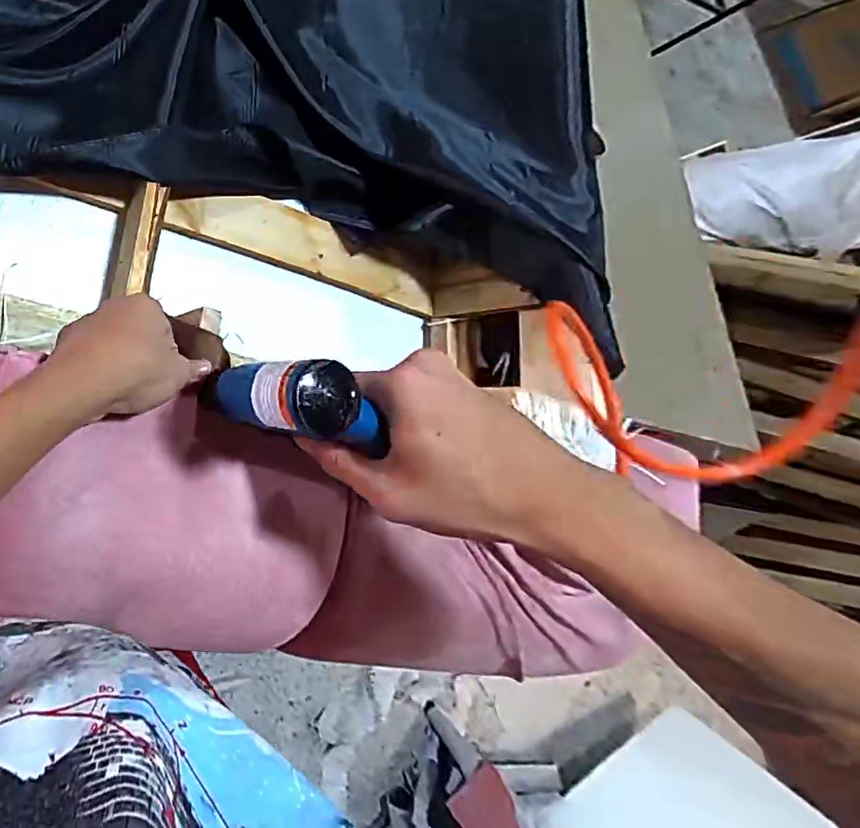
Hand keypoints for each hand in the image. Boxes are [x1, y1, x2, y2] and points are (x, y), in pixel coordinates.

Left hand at [45, 294, 213, 416]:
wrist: (81, 382)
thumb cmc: (136, 372)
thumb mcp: (176, 376)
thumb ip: (192, 368)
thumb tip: (204, 365)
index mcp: (148, 305)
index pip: (166, 328)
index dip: (167, 353)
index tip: (162, 372)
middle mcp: (117, 303)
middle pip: (137, 330)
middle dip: (140, 350)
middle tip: (141, 380)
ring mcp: (90, 317)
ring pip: (111, 339)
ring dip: (115, 355)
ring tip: (116, 384)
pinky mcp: (68, 336)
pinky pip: (89, 350)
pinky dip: (92, 362)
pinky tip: (95, 382)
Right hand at [294, 348, 625, 549]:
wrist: (555, 499)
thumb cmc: (466, 495)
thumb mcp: (389, 492)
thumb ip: (337, 462)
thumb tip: (304, 438)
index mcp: (399, 378)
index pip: (340, 392)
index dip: (337, 424)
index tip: (349, 453)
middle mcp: (423, 362)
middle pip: (370, 394)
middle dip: (370, 427)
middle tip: (390, 467)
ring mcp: (451, 371)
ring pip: (397, 398)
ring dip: (396, 426)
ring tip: (421, 465)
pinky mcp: (471, 385)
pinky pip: (424, 398)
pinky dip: (421, 423)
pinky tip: (445, 456)